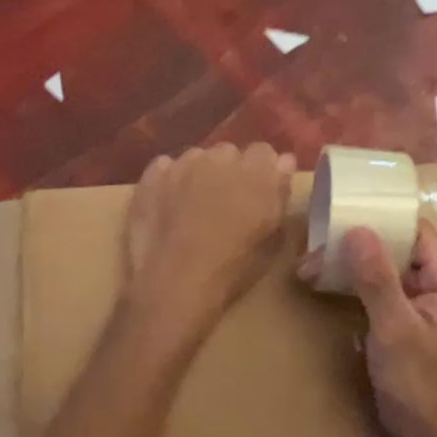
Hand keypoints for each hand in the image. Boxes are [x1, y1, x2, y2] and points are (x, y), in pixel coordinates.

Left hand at [121, 143, 294, 347]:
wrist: (174, 284)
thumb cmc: (231, 269)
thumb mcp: (271, 240)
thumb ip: (280, 194)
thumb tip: (284, 162)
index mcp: (256, 173)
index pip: (264, 152)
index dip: (261, 171)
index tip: (258, 193)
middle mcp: (221, 158)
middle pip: (229, 153)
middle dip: (229, 171)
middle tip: (225, 202)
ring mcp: (183, 164)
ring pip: (197, 157)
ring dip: (199, 174)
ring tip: (193, 206)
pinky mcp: (152, 175)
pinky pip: (165, 167)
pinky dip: (169, 180)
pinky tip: (167, 205)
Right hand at [299, 220, 436, 436]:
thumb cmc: (419, 384)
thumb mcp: (395, 328)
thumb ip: (377, 278)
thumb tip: (357, 228)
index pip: (418, 232)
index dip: (384, 218)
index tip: (345, 210)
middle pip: (399, 249)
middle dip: (358, 244)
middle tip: (316, 245)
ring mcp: (423, 307)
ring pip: (386, 270)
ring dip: (352, 266)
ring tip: (311, 265)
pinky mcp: (406, 325)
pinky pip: (381, 292)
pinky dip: (355, 286)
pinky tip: (326, 284)